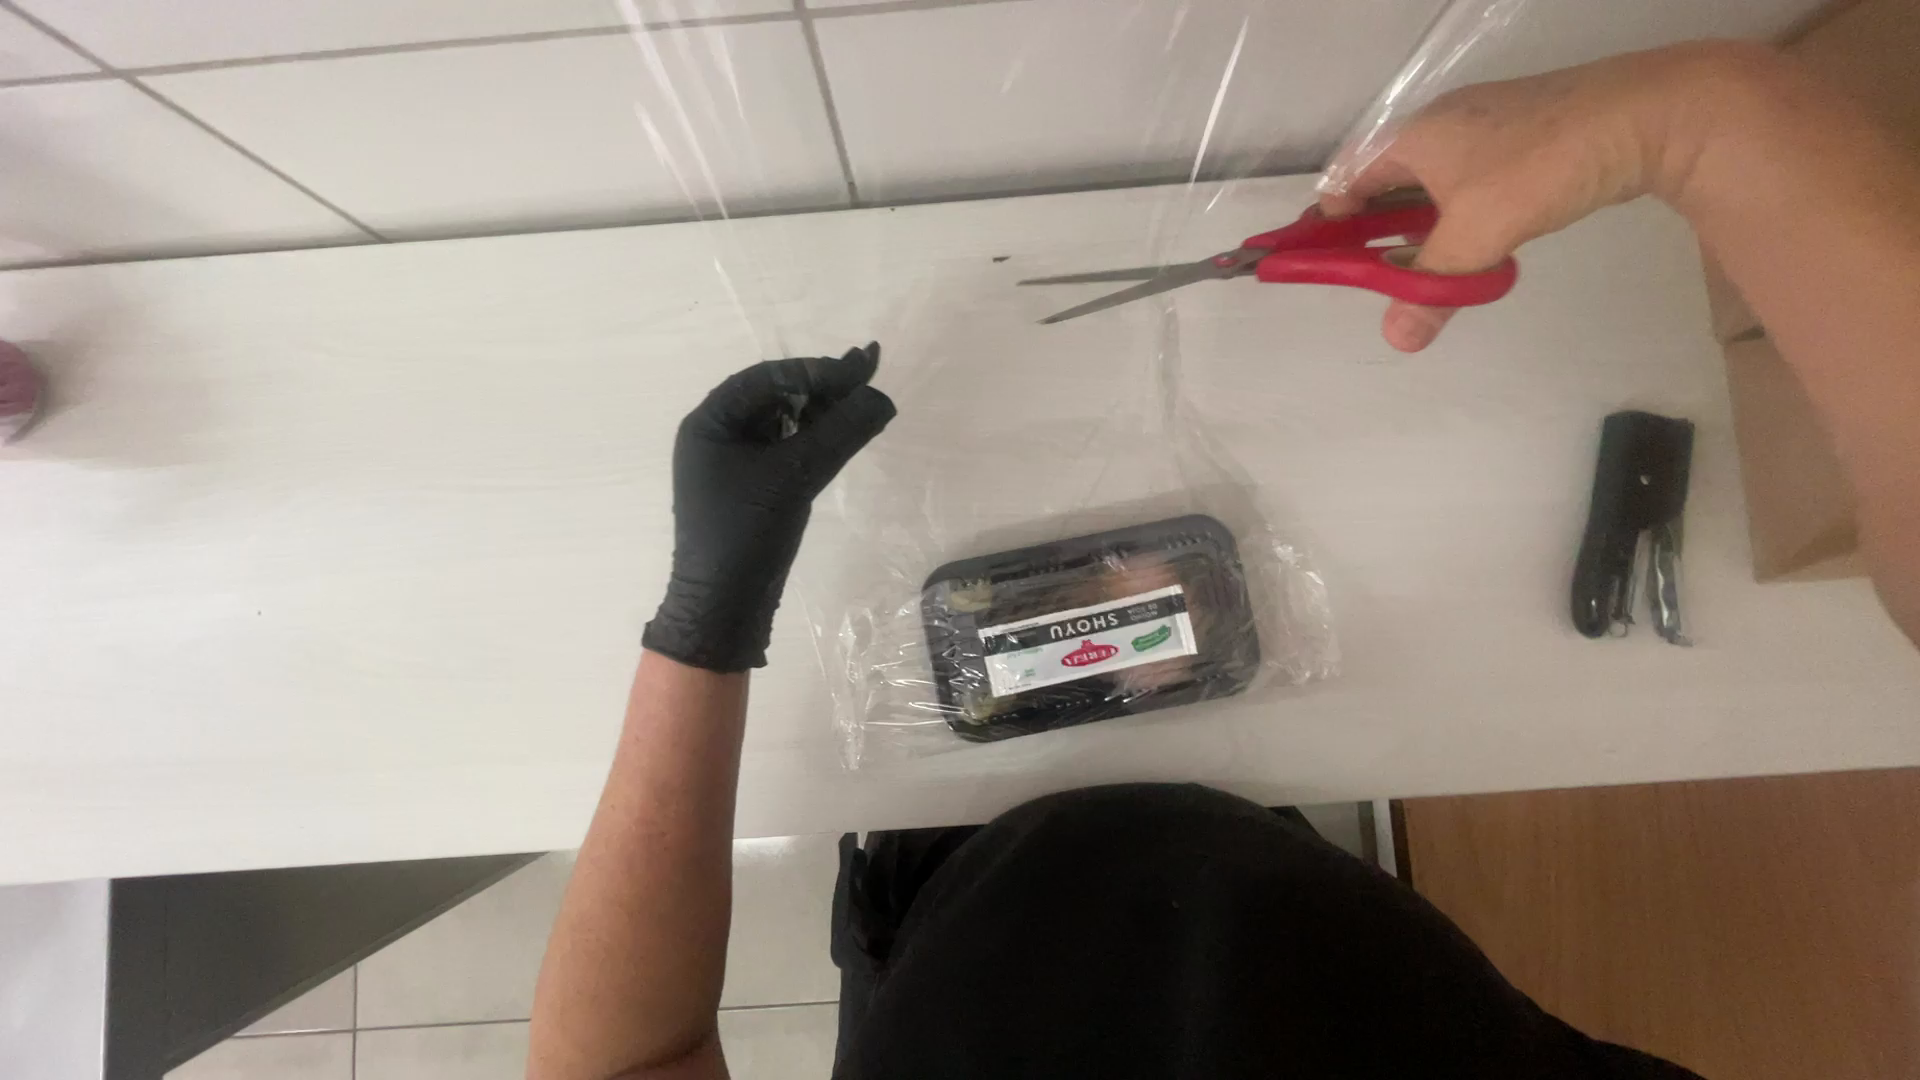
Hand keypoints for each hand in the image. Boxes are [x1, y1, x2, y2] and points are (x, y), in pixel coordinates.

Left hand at [642, 345, 895, 671]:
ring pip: (785, 425)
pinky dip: (817, 440)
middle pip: (777, 397)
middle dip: (823, 387)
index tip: (860, 368)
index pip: (768, 379)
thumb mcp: (794, 477)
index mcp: (711, 422)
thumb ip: (839, 433)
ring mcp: (735, 464)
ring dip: (823, 412)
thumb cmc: (746, 533)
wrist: (723, 607)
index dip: (817, 371)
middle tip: (869, 372)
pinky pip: (788, 452)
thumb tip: (882, 398)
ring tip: (866, 400)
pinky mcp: (754, 489)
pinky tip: (845, 433)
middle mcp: (719, 435)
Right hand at [1321, 42, 1771, 351]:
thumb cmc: (1545, 164)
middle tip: (1373, 275)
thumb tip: (1397, 342)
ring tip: (1422, 268)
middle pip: (1384, 185)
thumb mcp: (1475, 236)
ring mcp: (1488, 128)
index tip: (1330, 262)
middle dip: (1373, 232)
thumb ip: (1427, 288)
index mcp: (1416, 136)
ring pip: (1429, 187)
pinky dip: (1456, 217)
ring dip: (1418, 229)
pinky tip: (1473, 244)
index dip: (1329, 222)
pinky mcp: (1526, 137)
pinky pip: (1467, 183)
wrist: (1662, 112)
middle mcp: (1444, 125)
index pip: (1347, 180)